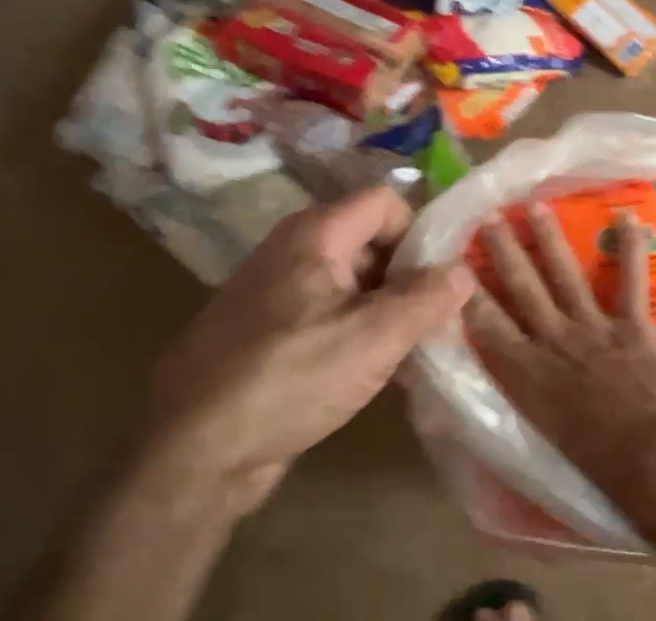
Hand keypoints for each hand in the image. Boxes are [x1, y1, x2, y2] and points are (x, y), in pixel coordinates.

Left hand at [138, 186, 473, 518]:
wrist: (191, 454)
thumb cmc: (288, 379)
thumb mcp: (374, 338)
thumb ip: (427, 298)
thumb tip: (464, 270)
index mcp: (314, 234)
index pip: (386, 201)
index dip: (421, 231)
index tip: (443, 278)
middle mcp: (292, 251)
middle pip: (371, 241)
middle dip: (409, 276)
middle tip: (437, 320)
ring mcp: (276, 293)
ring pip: (352, 283)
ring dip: (387, 310)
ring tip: (414, 351)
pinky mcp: (268, 333)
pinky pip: (328, 315)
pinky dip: (358, 333)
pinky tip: (376, 372)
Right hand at [466, 204, 655, 529]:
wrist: (645, 459)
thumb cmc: (588, 460)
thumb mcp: (534, 430)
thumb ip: (516, 392)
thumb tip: (498, 369)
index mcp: (525, 371)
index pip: (487, 323)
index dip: (468, 292)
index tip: (453, 262)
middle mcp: (554, 340)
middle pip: (523, 287)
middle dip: (504, 250)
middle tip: (490, 217)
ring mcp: (594, 329)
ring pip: (566, 275)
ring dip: (550, 239)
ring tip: (536, 207)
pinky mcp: (632, 326)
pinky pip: (631, 282)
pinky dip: (631, 250)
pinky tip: (627, 219)